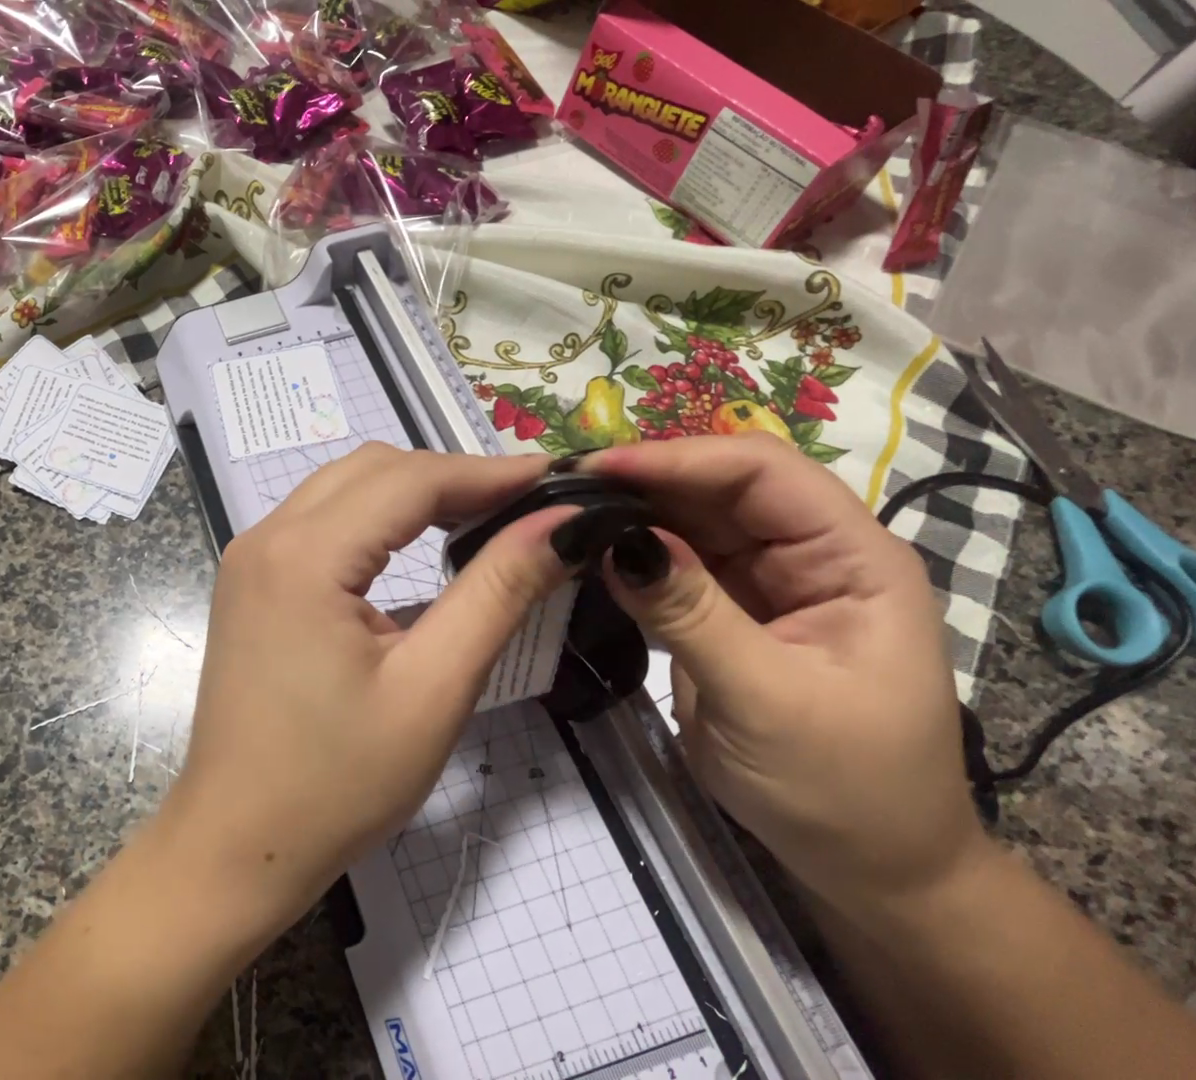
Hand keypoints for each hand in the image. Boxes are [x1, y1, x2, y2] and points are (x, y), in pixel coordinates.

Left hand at [160, 445, 576, 928]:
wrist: (238, 842)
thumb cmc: (337, 782)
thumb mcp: (432, 688)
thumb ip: (497, 593)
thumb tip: (562, 524)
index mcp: (302, 555)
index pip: (410, 478)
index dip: (490, 471)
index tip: (564, 478)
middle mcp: (264, 538)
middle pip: (371, 471)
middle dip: (452, 477)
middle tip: (529, 506)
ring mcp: (248, 561)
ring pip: (342, 490)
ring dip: (413, 495)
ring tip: (487, 521)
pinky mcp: (248, 587)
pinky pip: (318, 525)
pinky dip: (375, 522)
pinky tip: (418, 550)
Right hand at [579, 434, 987, 911]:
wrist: (867, 865)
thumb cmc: (840, 786)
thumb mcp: (764, 698)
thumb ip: (690, 613)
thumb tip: (613, 540)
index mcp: (853, 558)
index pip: (763, 474)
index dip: (679, 460)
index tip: (594, 468)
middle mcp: (812, 556)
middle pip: (722, 489)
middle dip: (646, 481)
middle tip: (561, 489)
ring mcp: (769, 586)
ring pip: (693, 525)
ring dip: (633, 515)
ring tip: (563, 513)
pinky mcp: (731, 616)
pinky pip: (677, 569)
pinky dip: (634, 557)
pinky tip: (588, 554)